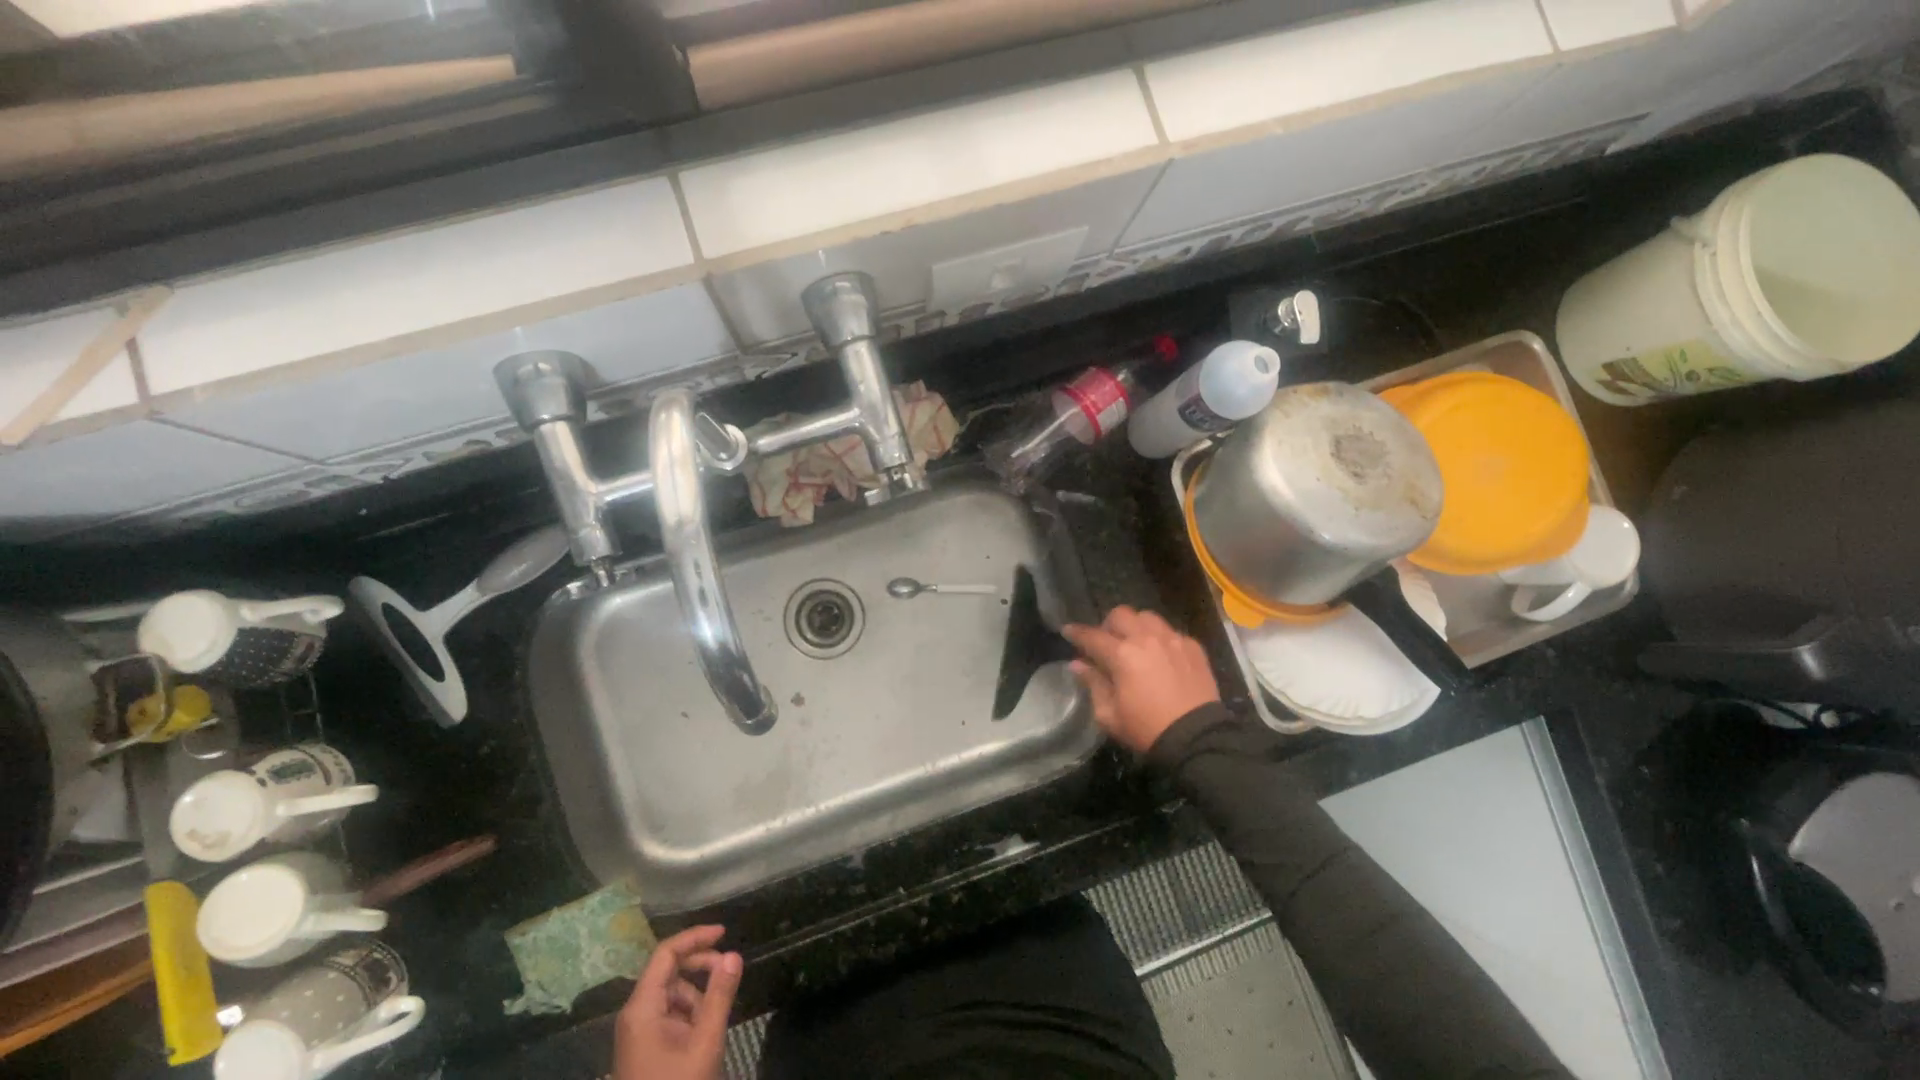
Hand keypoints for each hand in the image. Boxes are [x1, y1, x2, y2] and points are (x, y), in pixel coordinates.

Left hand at [615, 925, 742, 1079]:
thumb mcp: (705, 1042)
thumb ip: (719, 997)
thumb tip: (734, 956)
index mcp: (642, 1007)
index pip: (666, 954)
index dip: (695, 938)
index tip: (725, 933)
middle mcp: (635, 1012)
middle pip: (667, 970)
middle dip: (699, 966)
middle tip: (729, 972)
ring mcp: (638, 1030)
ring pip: (670, 993)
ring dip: (696, 994)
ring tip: (715, 1017)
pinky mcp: (644, 1045)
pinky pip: (668, 1014)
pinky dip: (689, 1013)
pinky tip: (704, 1031)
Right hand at [1064, 606, 1220, 754]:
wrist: (1197, 738)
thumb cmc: (1147, 729)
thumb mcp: (1110, 715)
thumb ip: (1093, 684)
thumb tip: (1078, 665)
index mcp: (1122, 655)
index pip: (1092, 636)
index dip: (1077, 632)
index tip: (1068, 630)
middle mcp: (1146, 638)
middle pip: (1121, 614)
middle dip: (1108, 625)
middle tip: (1106, 643)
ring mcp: (1173, 639)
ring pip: (1147, 617)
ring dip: (1135, 626)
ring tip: (1135, 645)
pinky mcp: (1193, 646)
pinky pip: (1171, 631)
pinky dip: (1160, 638)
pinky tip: (1161, 656)